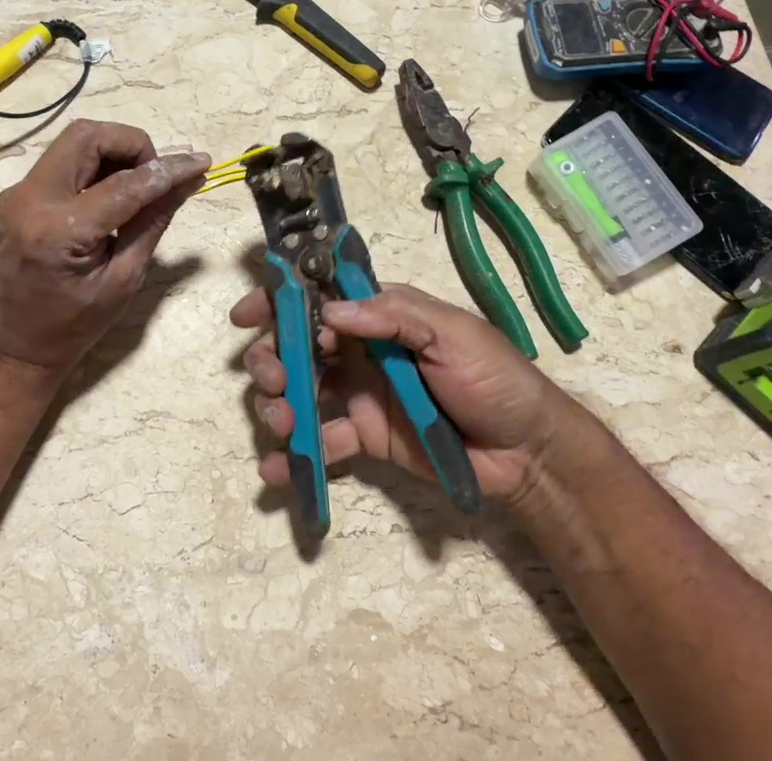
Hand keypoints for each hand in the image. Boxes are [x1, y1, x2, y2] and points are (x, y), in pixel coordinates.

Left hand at [0, 120, 210, 374]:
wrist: (21, 343)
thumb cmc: (77, 324)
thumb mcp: (125, 277)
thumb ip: (154, 222)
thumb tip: (188, 180)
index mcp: (59, 232)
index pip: (123, 183)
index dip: (166, 170)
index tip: (200, 163)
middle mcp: (30, 200)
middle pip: (87, 136)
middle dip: (132, 145)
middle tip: (156, 176)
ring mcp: (18, 193)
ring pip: (74, 141)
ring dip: (114, 152)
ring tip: (138, 187)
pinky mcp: (18, 194)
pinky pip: (63, 160)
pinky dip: (95, 166)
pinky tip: (112, 195)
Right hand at [230, 283, 583, 504]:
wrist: (525, 453)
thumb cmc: (495, 379)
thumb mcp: (452, 335)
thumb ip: (393, 317)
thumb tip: (329, 313)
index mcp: (381, 316)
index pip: (320, 299)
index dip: (278, 302)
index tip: (246, 316)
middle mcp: (361, 351)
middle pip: (297, 346)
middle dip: (271, 360)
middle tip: (271, 381)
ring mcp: (359, 395)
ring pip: (300, 392)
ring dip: (277, 405)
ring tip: (282, 425)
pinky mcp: (364, 437)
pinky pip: (321, 442)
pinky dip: (295, 457)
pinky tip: (278, 472)